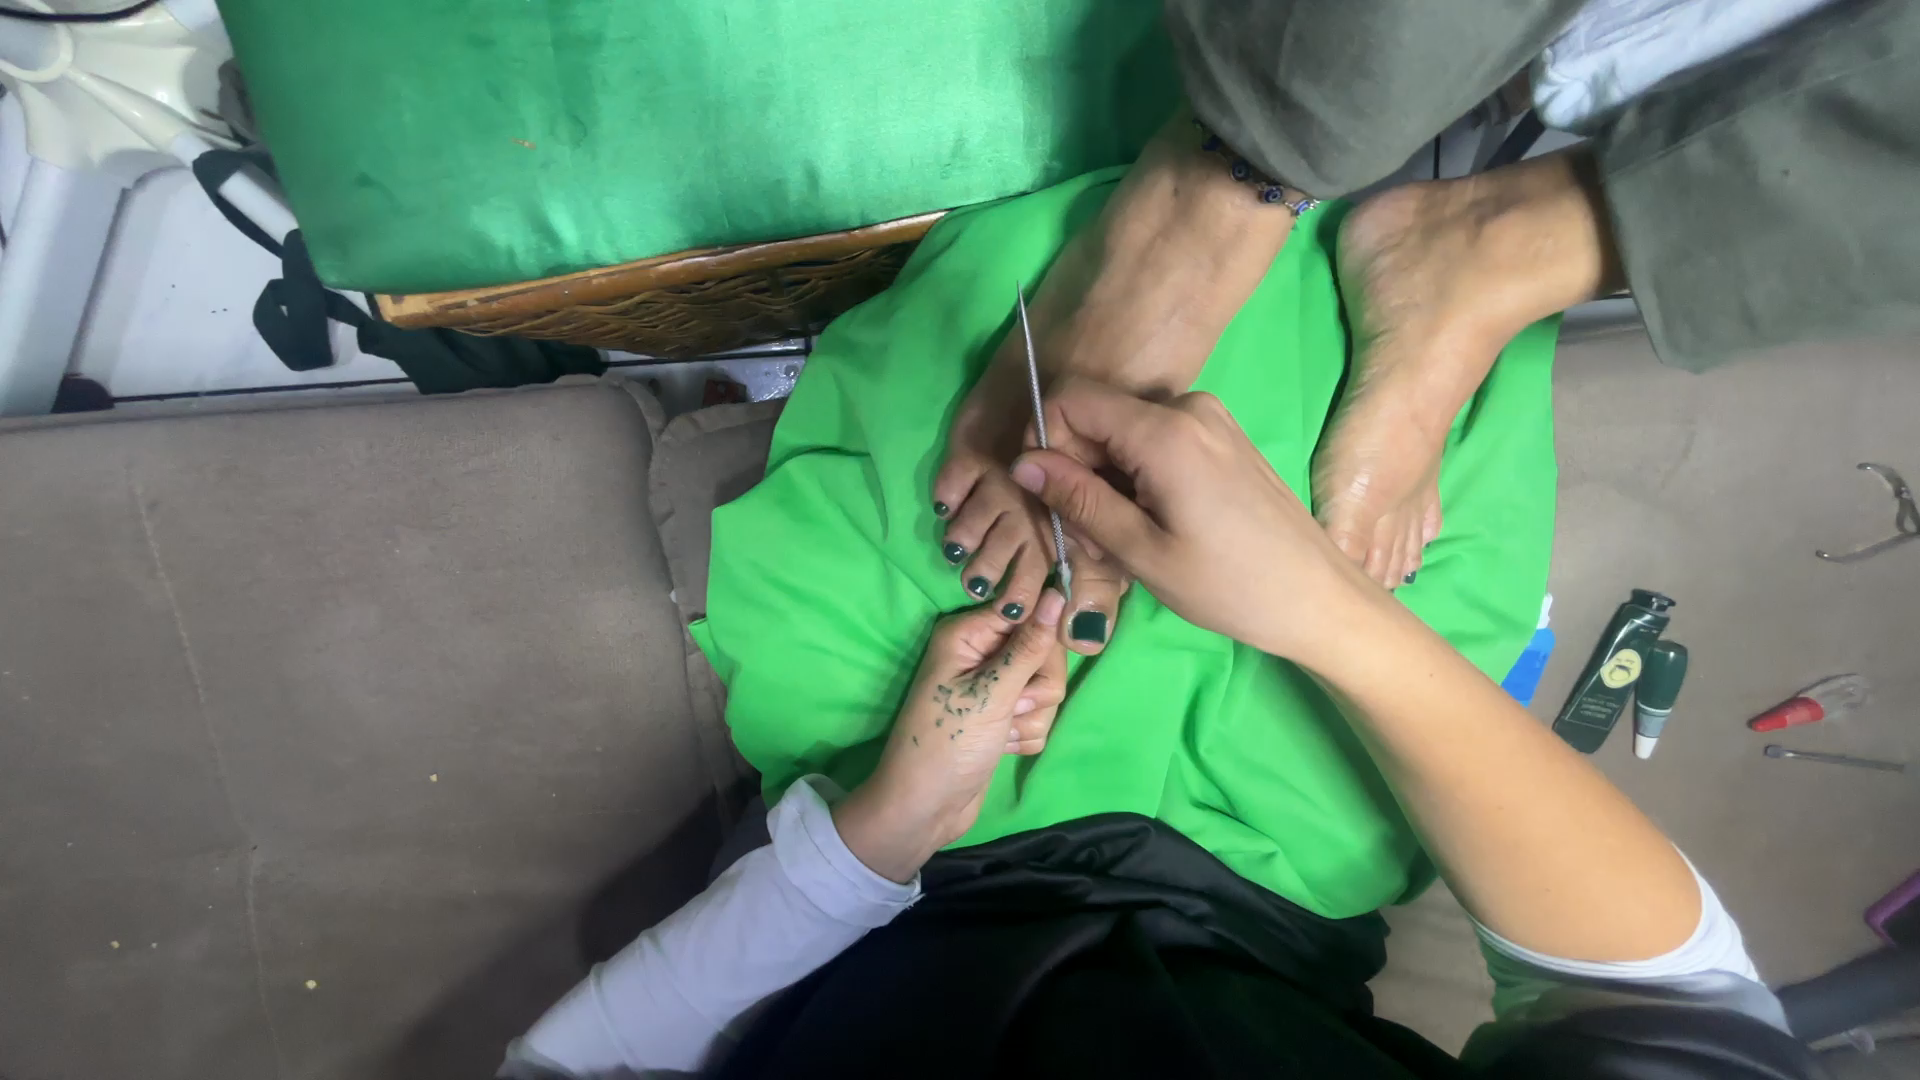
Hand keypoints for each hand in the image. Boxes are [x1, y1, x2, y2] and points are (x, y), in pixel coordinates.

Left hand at [834, 590, 1066, 881]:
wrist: (926, 810)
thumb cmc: (948, 744)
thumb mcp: (991, 694)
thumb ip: (1029, 645)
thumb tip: (1056, 592)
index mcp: (968, 633)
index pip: (1028, 609)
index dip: (1043, 636)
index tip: (1036, 668)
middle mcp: (981, 652)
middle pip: (1044, 650)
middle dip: (1038, 686)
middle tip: (1013, 707)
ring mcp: (994, 686)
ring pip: (1047, 686)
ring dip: (1032, 716)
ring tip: (1001, 733)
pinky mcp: (1005, 715)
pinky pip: (1040, 713)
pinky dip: (1026, 734)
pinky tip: (1002, 747)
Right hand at [931, 109, 1298, 653]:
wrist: (1319, 599)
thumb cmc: (1229, 585)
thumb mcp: (1141, 550)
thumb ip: (1078, 499)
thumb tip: (1022, 462)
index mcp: (1165, 430)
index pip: (1071, 398)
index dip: (1047, 442)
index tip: (1056, 498)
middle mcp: (1187, 406)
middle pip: (1097, 416)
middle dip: (1078, 469)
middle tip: (1092, 537)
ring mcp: (1209, 419)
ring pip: (1123, 433)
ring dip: (1106, 480)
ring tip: (1125, 540)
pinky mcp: (1220, 437)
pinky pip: (1155, 441)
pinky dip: (1136, 477)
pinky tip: (1152, 524)